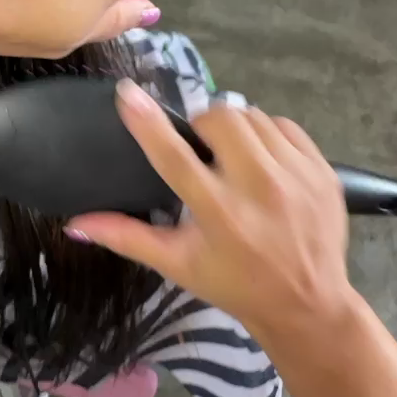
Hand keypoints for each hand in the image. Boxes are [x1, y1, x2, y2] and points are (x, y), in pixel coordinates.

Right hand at [68, 82, 365, 352]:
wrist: (307, 304)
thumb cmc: (234, 284)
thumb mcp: (178, 264)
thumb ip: (127, 237)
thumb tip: (73, 225)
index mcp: (219, 213)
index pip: (173, 155)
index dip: (146, 121)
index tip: (126, 92)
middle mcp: (260, 188)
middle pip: (220, 118)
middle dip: (202, 126)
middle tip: (199, 150)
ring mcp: (297, 176)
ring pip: (253, 116)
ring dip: (234, 129)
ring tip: (230, 156)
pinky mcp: (322, 170)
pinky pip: (284, 126)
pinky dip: (266, 135)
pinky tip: (261, 160)